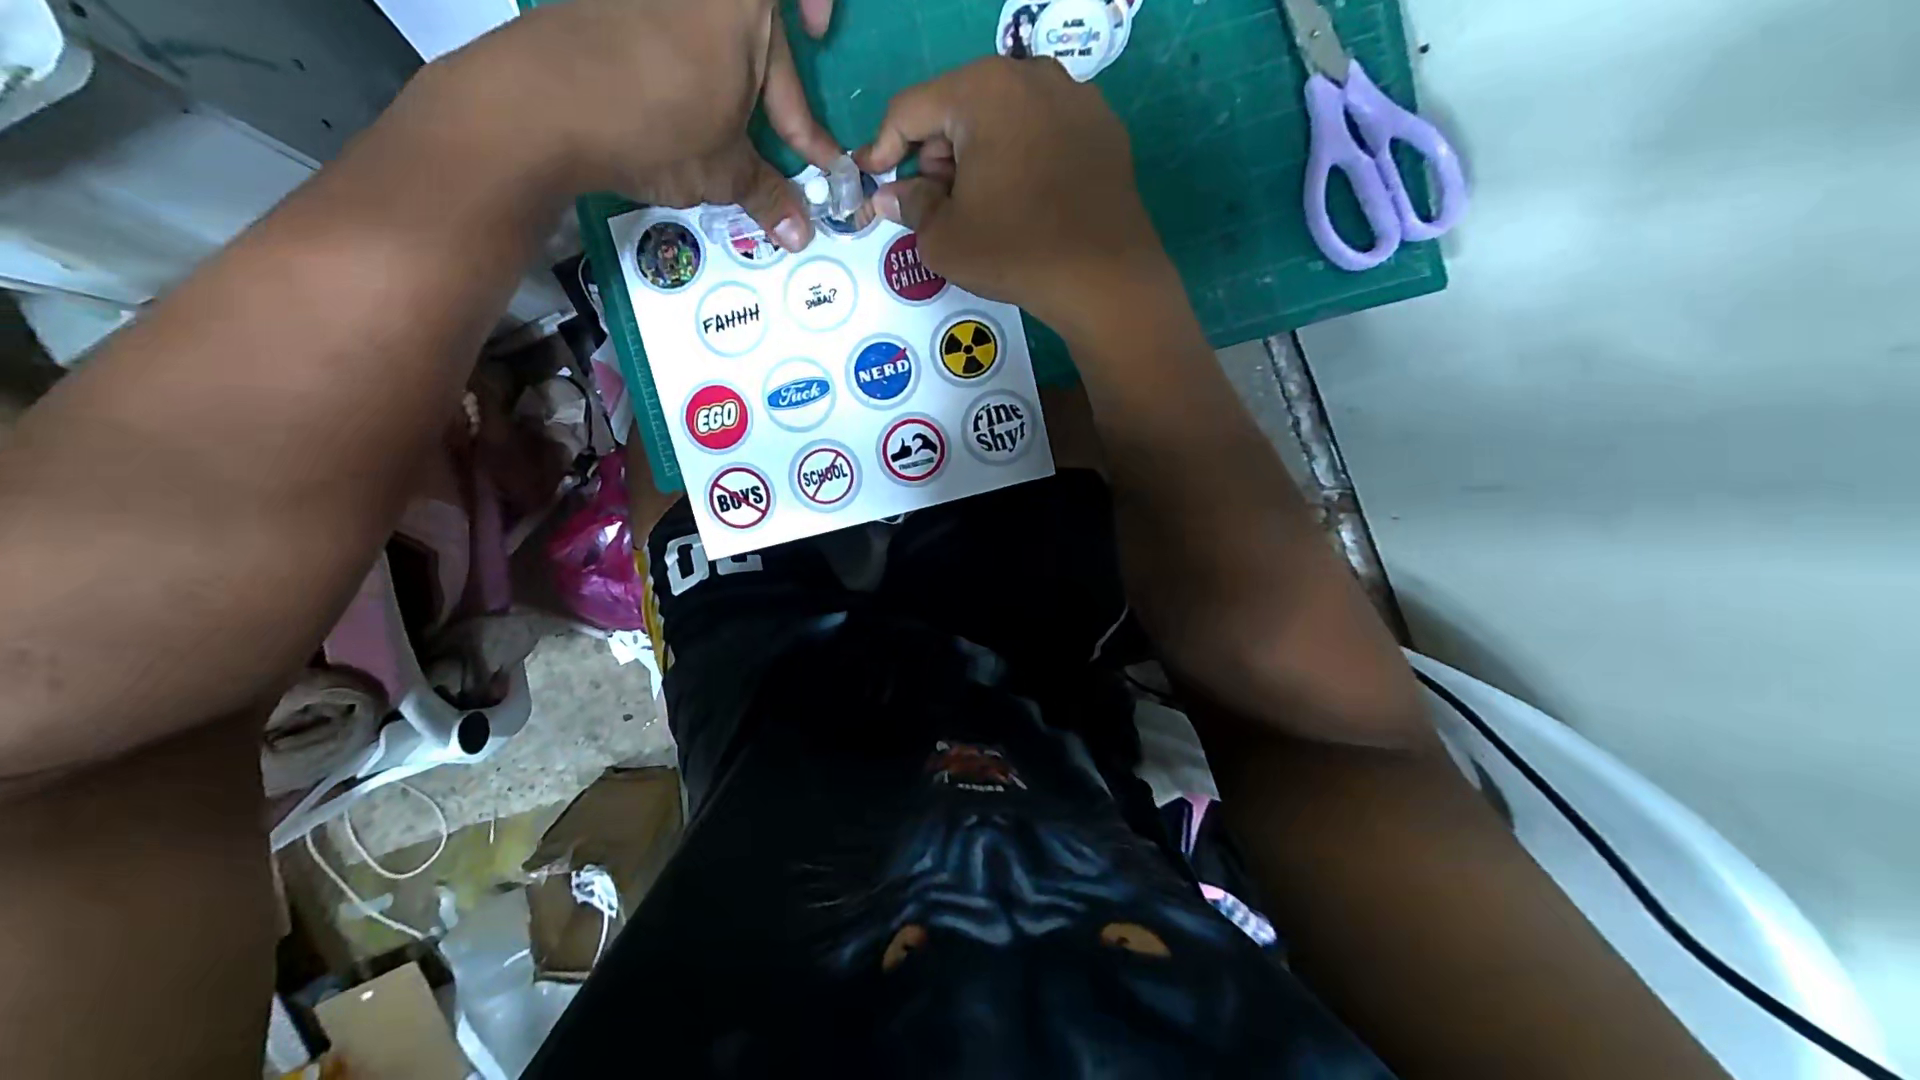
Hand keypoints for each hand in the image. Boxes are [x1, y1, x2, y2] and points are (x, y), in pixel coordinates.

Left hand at [428, 0, 839, 250]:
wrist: (539, 104)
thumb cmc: (657, 127)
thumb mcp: (725, 171)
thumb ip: (770, 195)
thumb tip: (803, 235)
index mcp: (743, 4)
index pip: (800, 10)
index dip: (817, 49)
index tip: (820, 77)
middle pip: (759, 29)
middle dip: (778, 88)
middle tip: (784, 139)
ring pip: (714, 32)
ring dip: (734, 78)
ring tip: (732, 131)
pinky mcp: (610, 5)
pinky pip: (673, 32)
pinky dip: (691, 68)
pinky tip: (685, 110)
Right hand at [856, 58, 1169, 337]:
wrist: (1106, 279)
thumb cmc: (1016, 251)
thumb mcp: (944, 239)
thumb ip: (910, 206)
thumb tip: (890, 195)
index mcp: (982, 90)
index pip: (910, 109)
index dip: (884, 147)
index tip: (876, 180)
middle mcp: (1031, 76)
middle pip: (959, 107)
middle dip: (937, 154)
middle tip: (936, 205)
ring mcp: (1076, 98)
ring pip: (1004, 118)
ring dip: (980, 156)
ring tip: (982, 208)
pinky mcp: (1105, 129)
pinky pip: (1044, 133)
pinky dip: (1022, 159)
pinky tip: (1025, 203)